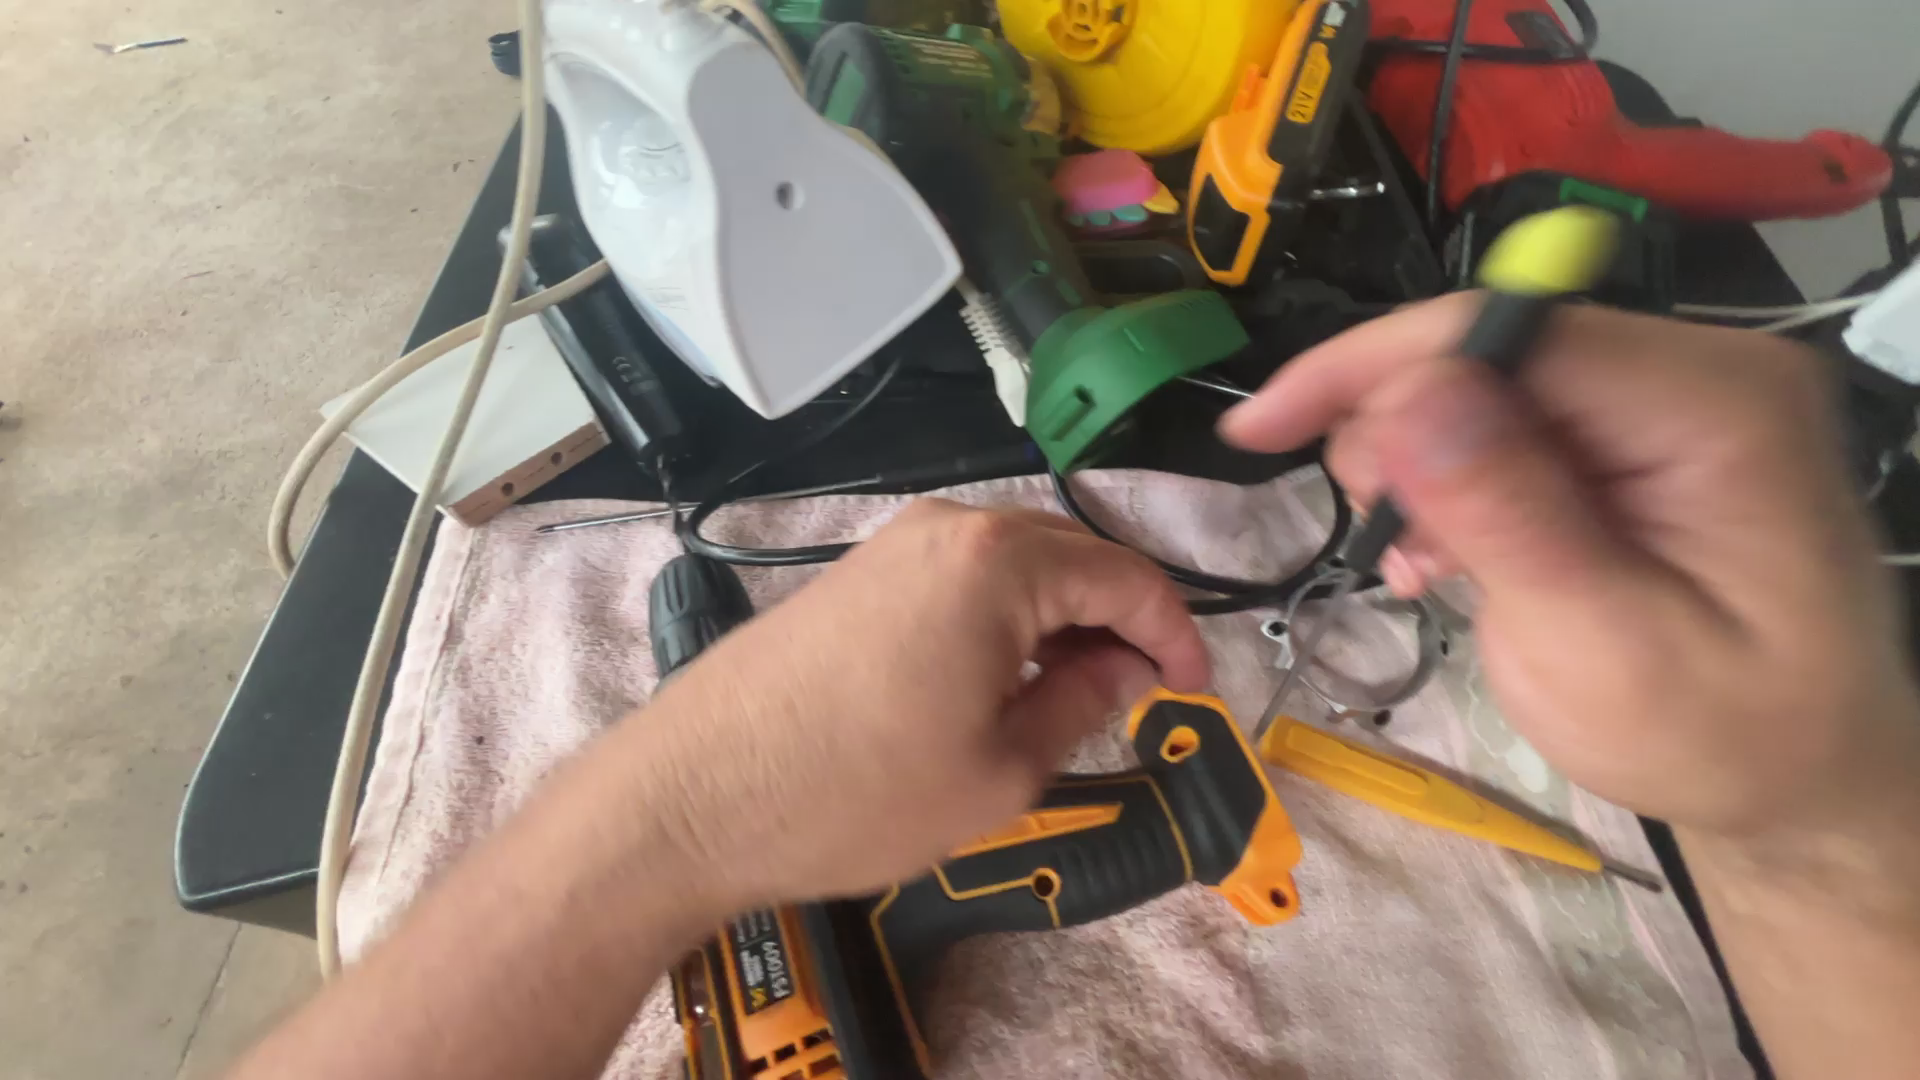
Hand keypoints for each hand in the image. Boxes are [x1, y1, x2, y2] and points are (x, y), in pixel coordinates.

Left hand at [623, 500, 1209, 907]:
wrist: (693, 793)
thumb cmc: (859, 791)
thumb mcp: (1001, 770)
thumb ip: (1082, 703)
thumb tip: (1128, 669)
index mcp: (999, 560)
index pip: (1126, 577)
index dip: (1175, 634)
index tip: (1195, 690)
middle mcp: (949, 525)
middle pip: (1071, 558)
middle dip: (1118, 620)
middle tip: (1139, 691)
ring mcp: (896, 541)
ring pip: (1016, 565)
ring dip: (1060, 617)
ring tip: (1074, 687)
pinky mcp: (861, 569)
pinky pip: (962, 576)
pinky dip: (1004, 615)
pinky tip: (1002, 669)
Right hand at [1220, 296, 1919, 849]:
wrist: (1782, 780)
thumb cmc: (1711, 735)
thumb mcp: (1598, 643)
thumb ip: (1506, 515)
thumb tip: (1406, 398)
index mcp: (1707, 404)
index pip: (1498, 330)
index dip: (1362, 368)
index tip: (1258, 432)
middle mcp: (1674, 376)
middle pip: (1465, 348)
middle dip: (1383, 432)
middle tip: (1375, 531)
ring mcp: (1634, 406)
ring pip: (1449, 385)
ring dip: (1398, 468)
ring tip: (1414, 559)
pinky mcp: (1597, 441)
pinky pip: (1466, 427)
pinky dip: (1421, 488)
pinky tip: (1432, 556)